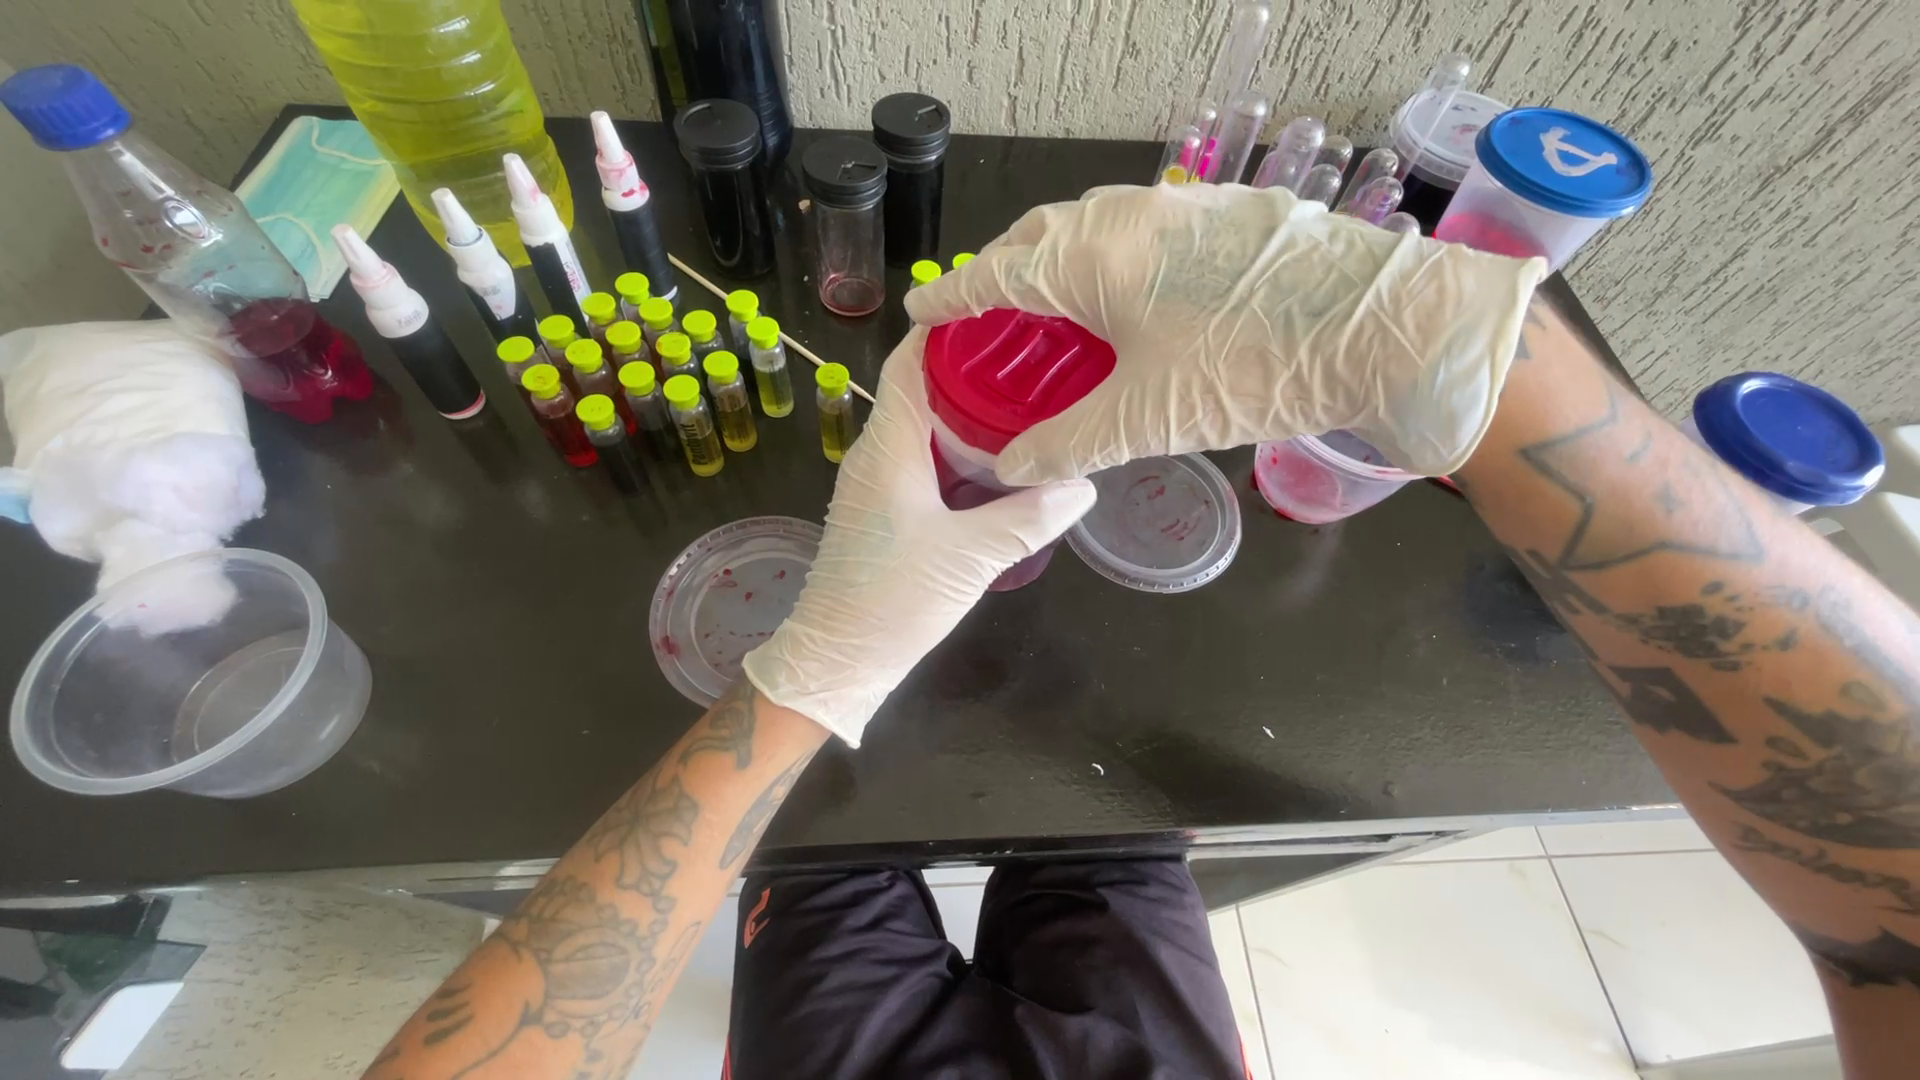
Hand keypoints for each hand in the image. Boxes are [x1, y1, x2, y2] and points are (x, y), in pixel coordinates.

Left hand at [742, 330, 1095, 745]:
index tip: (1002, 313)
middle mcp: (878, 455)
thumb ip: (1029, 518)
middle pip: (924, 392)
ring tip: (1031, 405)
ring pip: (928, 432)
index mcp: (888, 447)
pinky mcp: (888, 513)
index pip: (910, 362)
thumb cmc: (892, 600)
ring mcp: (880, 486)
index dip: (949, 329)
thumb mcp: (969, 557)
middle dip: (976, 373)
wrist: (839, 660)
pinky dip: (962, 458)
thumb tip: (1083, 485)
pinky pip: (927, 467)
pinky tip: (1004, 467)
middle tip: (1037, 362)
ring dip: (971, 419)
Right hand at [904, 183, 1546, 482]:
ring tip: (1050, 301)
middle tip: (987, 310)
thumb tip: (1009, 468)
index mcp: (1096, 255)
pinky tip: (1128, 292)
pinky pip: (1143, 228)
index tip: (923, 305)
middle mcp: (1132, 215)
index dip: (956, 292)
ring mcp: (1187, 207)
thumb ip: (1068, 442)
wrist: (1390, 330)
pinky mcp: (1231, 218)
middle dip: (1003, 269)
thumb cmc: (1253, 369)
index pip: (1000, 271)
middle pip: (1041, 236)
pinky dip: (1110, 256)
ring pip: (1094, 224)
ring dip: (1058, 258)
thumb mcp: (1148, 417)